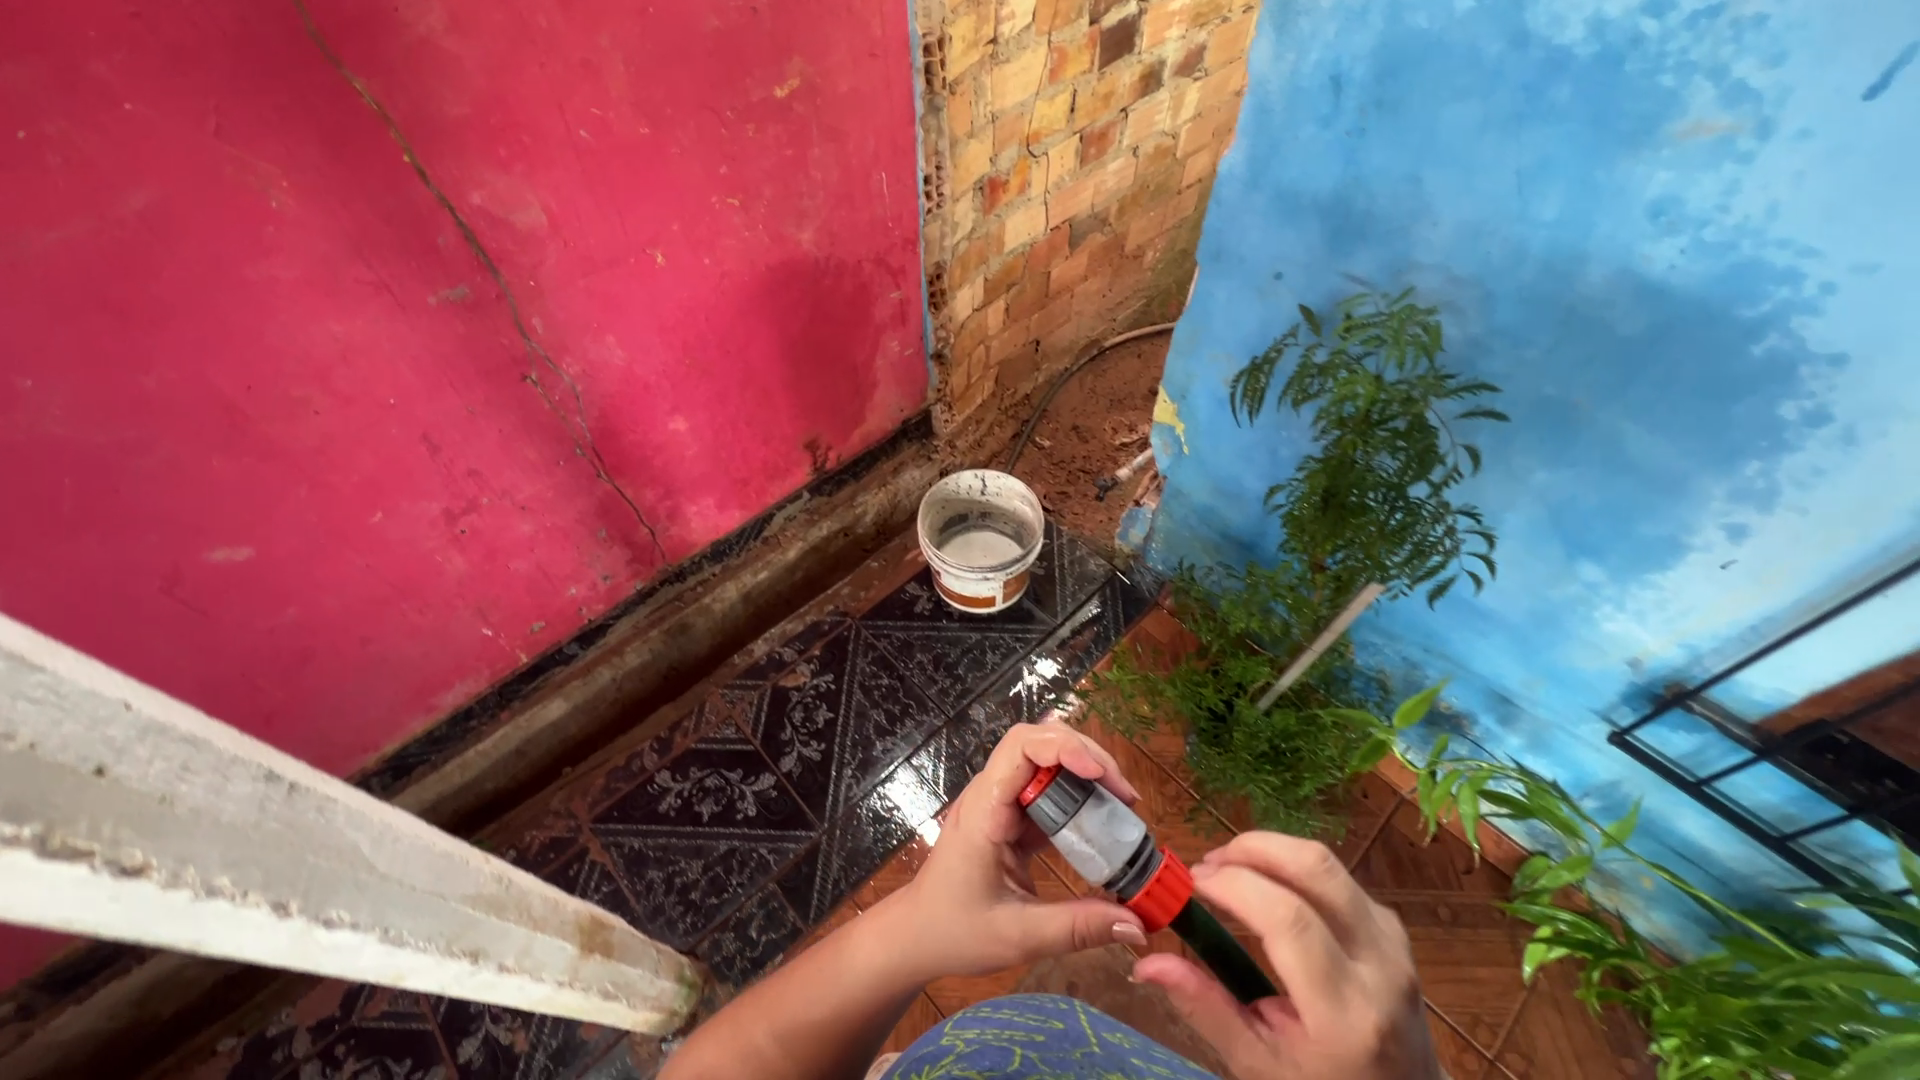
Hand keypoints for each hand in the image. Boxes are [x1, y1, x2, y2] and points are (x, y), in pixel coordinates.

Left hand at [871, 720, 1149, 980]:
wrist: (917, 936)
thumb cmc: (955, 931)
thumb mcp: (1019, 935)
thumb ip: (1078, 927)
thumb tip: (1137, 924)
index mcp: (985, 809)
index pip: (1021, 746)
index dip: (1064, 747)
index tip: (1100, 775)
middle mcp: (991, 794)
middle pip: (1039, 744)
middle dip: (1086, 757)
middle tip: (1125, 795)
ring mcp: (1000, 803)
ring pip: (1046, 765)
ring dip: (1085, 775)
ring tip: (1121, 803)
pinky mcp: (1009, 818)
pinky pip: (1047, 794)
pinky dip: (1077, 800)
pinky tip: (1102, 821)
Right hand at [1133, 832, 1439, 1079]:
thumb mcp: (1257, 1064)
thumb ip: (1204, 1007)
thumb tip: (1146, 963)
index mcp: (1345, 1012)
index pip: (1290, 919)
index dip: (1234, 885)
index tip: (1191, 882)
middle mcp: (1380, 965)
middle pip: (1317, 869)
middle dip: (1252, 848)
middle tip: (1208, 864)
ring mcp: (1393, 941)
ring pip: (1327, 864)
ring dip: (1269, 852)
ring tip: (1227, 872)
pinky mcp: (1392, 927)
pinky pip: (1337, 877)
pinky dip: (1291, 868)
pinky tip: (1264, 889)